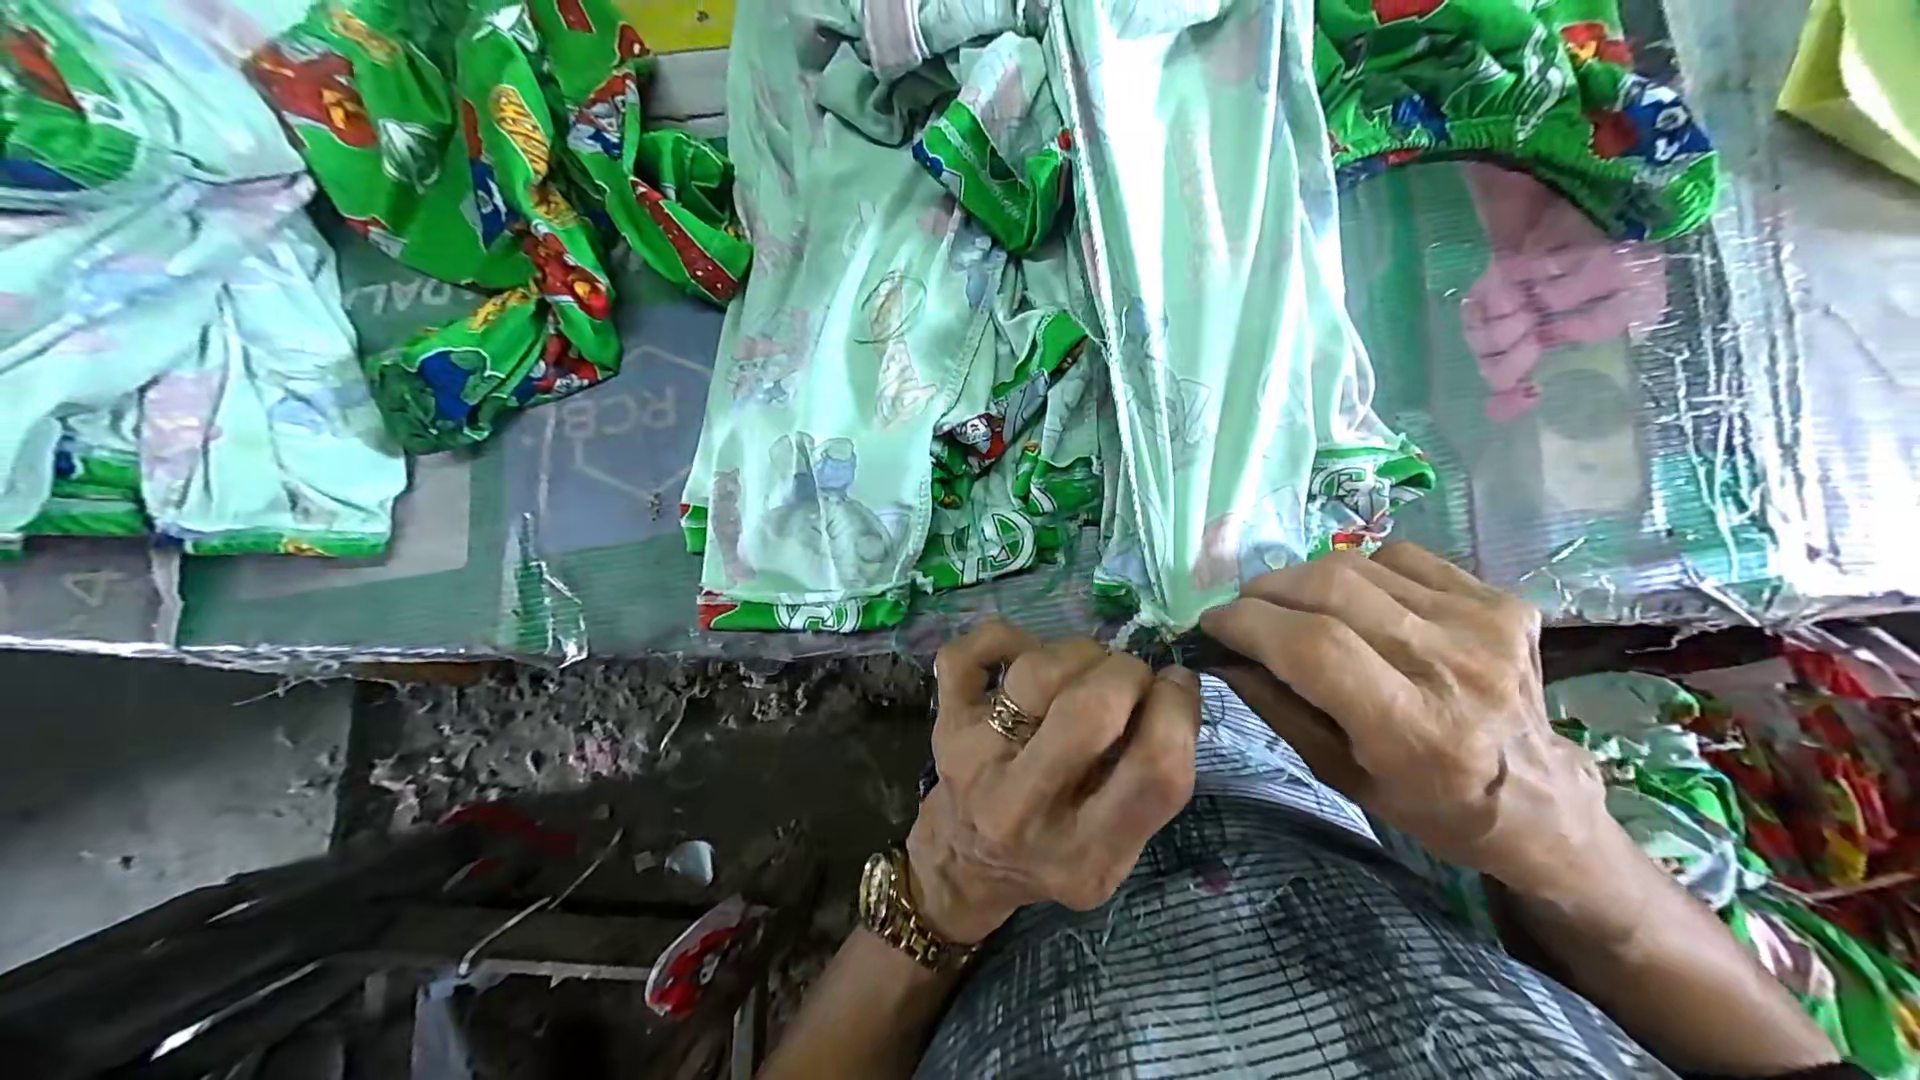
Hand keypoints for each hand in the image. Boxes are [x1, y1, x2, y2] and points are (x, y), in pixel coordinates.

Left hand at [903, 621, 1201, 943]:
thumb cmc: (1054, 852)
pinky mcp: (944, 724)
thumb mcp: (1116, 850)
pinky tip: (1030, 653)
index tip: (1178, 685)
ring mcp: (975, 760)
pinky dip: (1006, 637)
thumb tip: (1170, 687)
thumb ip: (1150, 783)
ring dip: (1080, 651)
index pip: (1156, 772)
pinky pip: (966, 654)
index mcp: (1085, 853)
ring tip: (1088, 666)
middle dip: (1127, 673)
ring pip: (1036, 671)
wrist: (966, 861)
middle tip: (1132, 676)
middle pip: (1090, 711)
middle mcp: (1023, 809)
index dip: (1179, 711)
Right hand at [1200, 543, 1609, 896]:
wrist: (1540, 800)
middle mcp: (1453, 666)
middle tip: (1243, 610)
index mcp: (1413, 729)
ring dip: (1302, 578)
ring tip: (1291, 606)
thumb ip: (1275, 706)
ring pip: (1357, 563)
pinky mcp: (1500, 600)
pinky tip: (1358, 603)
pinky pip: (1400, 557)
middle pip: (1330, 588)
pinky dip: (1358, 571)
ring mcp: (1483, 623)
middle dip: (1265, 591)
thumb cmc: (1427, 802)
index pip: (1313, 646)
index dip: (1248, 623)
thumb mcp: (1336, 771)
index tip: (1212, 624)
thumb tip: (1221, 654)